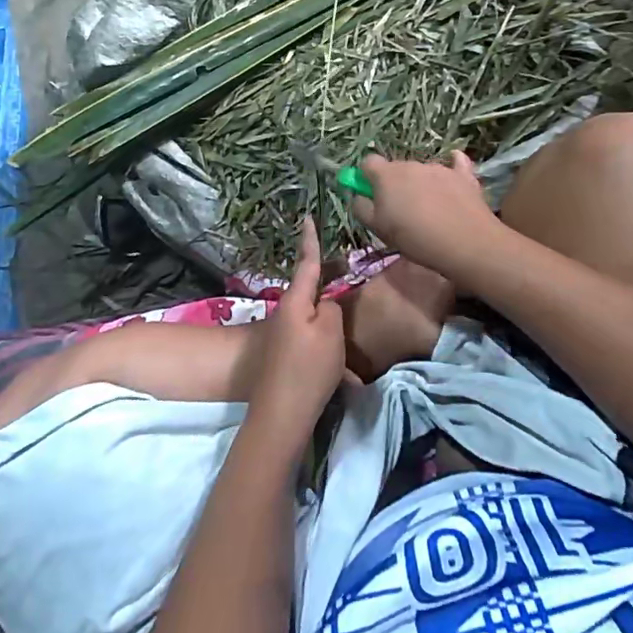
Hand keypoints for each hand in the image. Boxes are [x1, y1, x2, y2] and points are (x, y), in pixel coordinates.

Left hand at [250, 217, 350, 432]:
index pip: (306, 263)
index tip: (307, 219)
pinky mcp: (287, 358)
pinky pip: (315, 348)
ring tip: (351, 353)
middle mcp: (287, 314)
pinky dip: (331, 360)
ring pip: (317, 326)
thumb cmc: (307, 367)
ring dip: (334, 335)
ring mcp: (285, 337)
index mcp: (295, 301)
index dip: (310, 241)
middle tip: (346, 282)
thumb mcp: (330, 332)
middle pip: (312, 294)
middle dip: (329, 292)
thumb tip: (326, 306)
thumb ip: (332, 309)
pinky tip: (347, 383)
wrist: (281, 414)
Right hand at [350, 152, 507, 283]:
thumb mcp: (377, 229)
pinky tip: (451, 179)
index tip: (370, 195)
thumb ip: (361, 207)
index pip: (368, 162)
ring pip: (421, 172)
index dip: (366, 178)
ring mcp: (439, 167)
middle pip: (396, 168)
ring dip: (419, 185)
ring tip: (429, 212)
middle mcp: (412, 164)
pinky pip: (454, 165)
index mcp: (386, 175)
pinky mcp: (463, 175)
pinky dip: (450, 169)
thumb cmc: (415, 238)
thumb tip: (358, 195)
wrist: (466, 243)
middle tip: (399, 212)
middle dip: (394, 185)